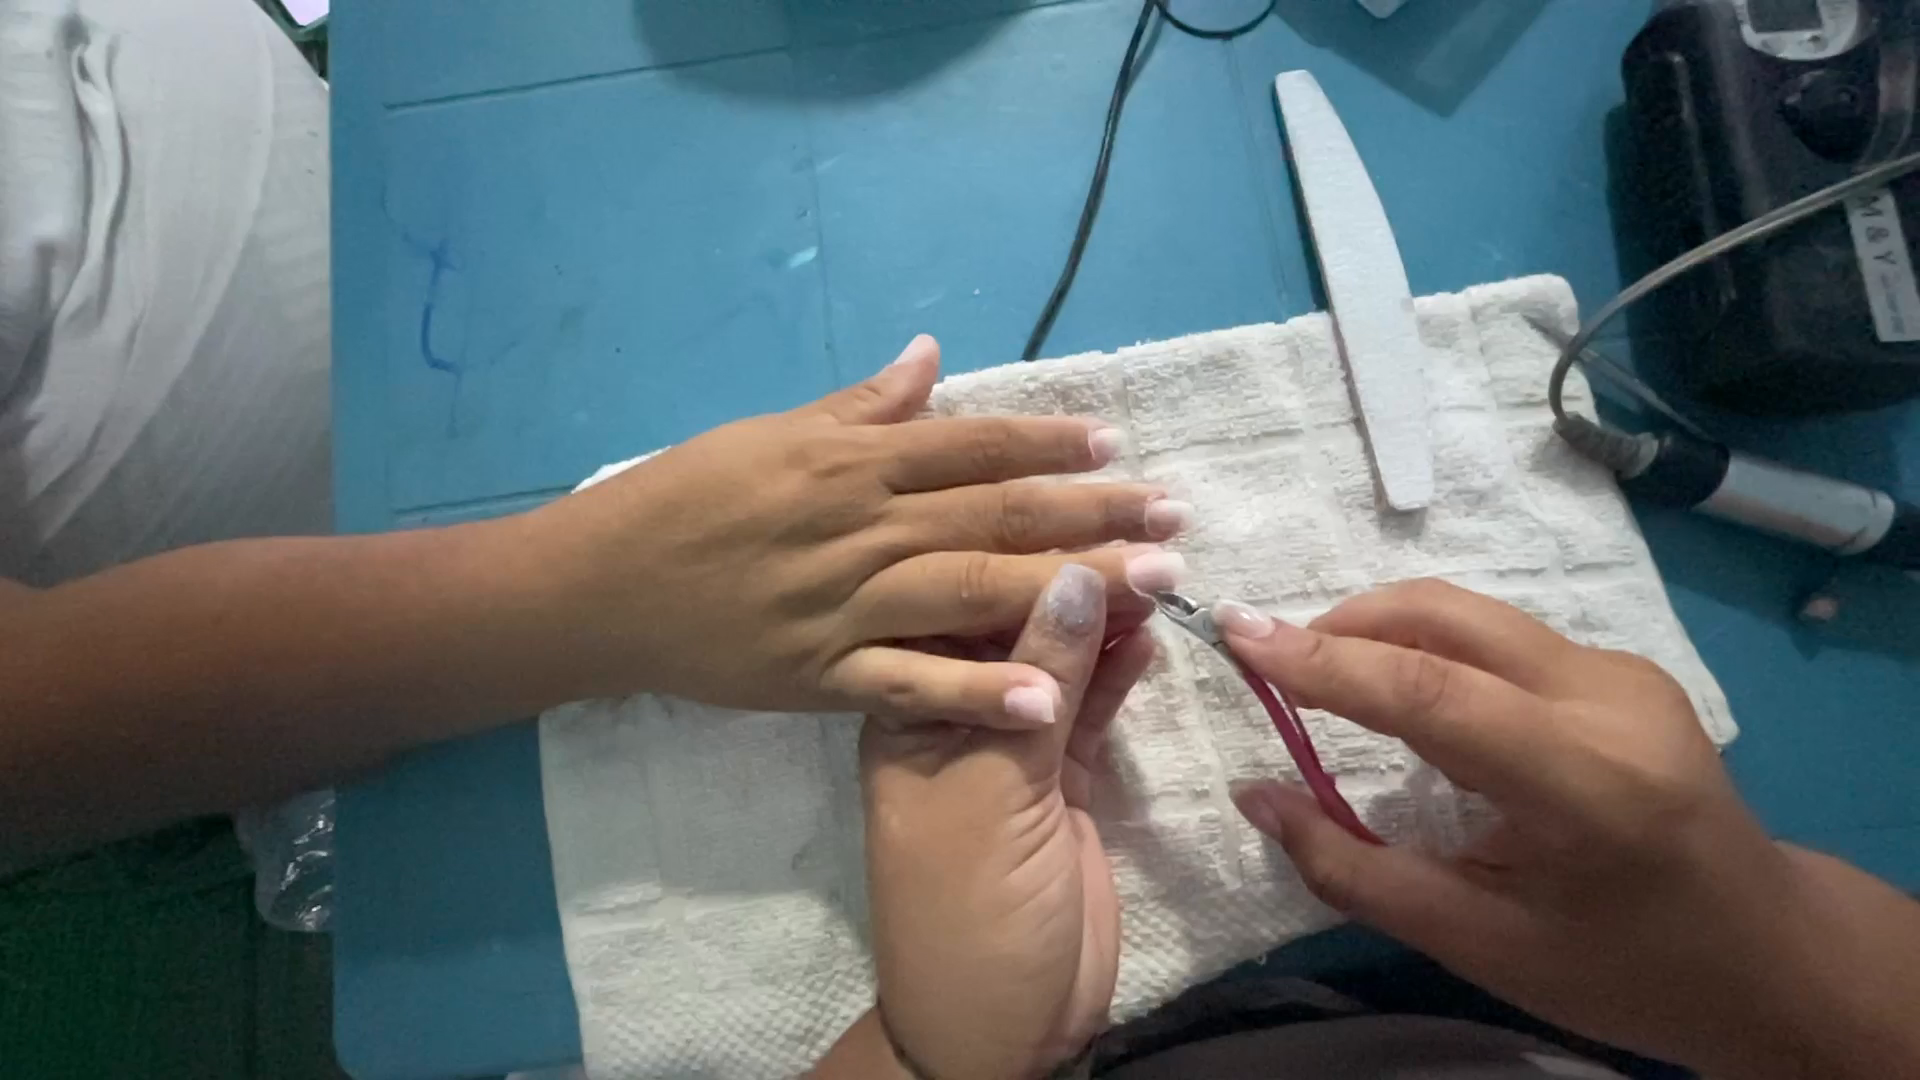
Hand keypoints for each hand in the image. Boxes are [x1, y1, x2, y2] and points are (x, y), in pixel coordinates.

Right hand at [519, 336, 1186, 726]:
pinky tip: (1052, 697)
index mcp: (848, 462)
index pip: (969, 445)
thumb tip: (930, 354)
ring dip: (1068, 588)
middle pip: (995, 513)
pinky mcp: (823, 677)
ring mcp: (845, 605)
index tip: (1115, 446)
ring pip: (972, 589)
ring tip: (1150, 587)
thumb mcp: (769, 432)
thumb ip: (859, 403)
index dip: (1047, 443)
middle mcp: (860, 526)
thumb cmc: (686, 498)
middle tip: (1172, 515)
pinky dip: (979, 691)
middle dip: (1090, 513)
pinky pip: (912, 683)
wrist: (601, 585)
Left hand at [857, 564, 1154, 1078]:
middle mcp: (957, 708)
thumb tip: (1075, 573)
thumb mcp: (998, 788)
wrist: (1001, 1027)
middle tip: (1146, 525)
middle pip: (1020, 622)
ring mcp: (1014, 739)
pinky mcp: (1060, 773)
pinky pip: (1091, 707)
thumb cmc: (968, 905)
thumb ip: (1041, 682)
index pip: (963, 604)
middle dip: (1078, 575)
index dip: (1022, 553)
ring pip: (1062, 659)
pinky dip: (1119, 672)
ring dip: (1108, 616)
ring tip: (1159, 567)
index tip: (1083, 503)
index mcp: (912, 703)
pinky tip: (1147, 634)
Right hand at [1216, 579, 1919, 1079]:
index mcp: (1588, 785)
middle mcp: (1610, 701)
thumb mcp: (1472, 942)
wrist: (1773, 953)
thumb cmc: (1617, 963)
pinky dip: (1412, 641)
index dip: (1324, 661)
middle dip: (1339, 625)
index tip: (1239, 636)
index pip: (1433, 695)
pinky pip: (1483, 629)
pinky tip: (1391, 686)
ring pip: (1460, 610)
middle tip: (1269, 656)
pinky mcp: (1610, 664)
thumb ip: (1346, 868)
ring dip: (1372, 626)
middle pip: (1444, 619)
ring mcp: (1618, 671)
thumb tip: (1252, 795)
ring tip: (1318, 671)